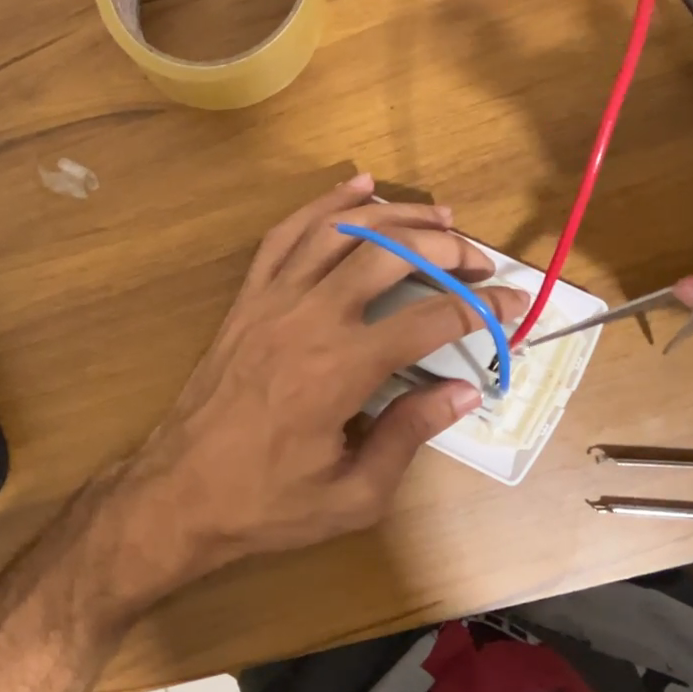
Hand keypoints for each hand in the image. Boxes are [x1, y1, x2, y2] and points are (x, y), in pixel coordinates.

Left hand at [113, 175, 527, 584]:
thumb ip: (408, 435)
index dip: (481, 309)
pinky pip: (284, 236)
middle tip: (479, 257)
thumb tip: (462, 391)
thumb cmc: (266, 503)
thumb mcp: (352, 495)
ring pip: (337, 232)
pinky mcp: (246, 299)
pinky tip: (356, 189)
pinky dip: (323, 206)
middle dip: (445, 248)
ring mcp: (270, 301)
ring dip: (392, 214)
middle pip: (387, 256)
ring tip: (436, 215)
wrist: (178, 491)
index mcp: (340, 369)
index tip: (514, 306)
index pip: (430, 320)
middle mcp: (307, 319)